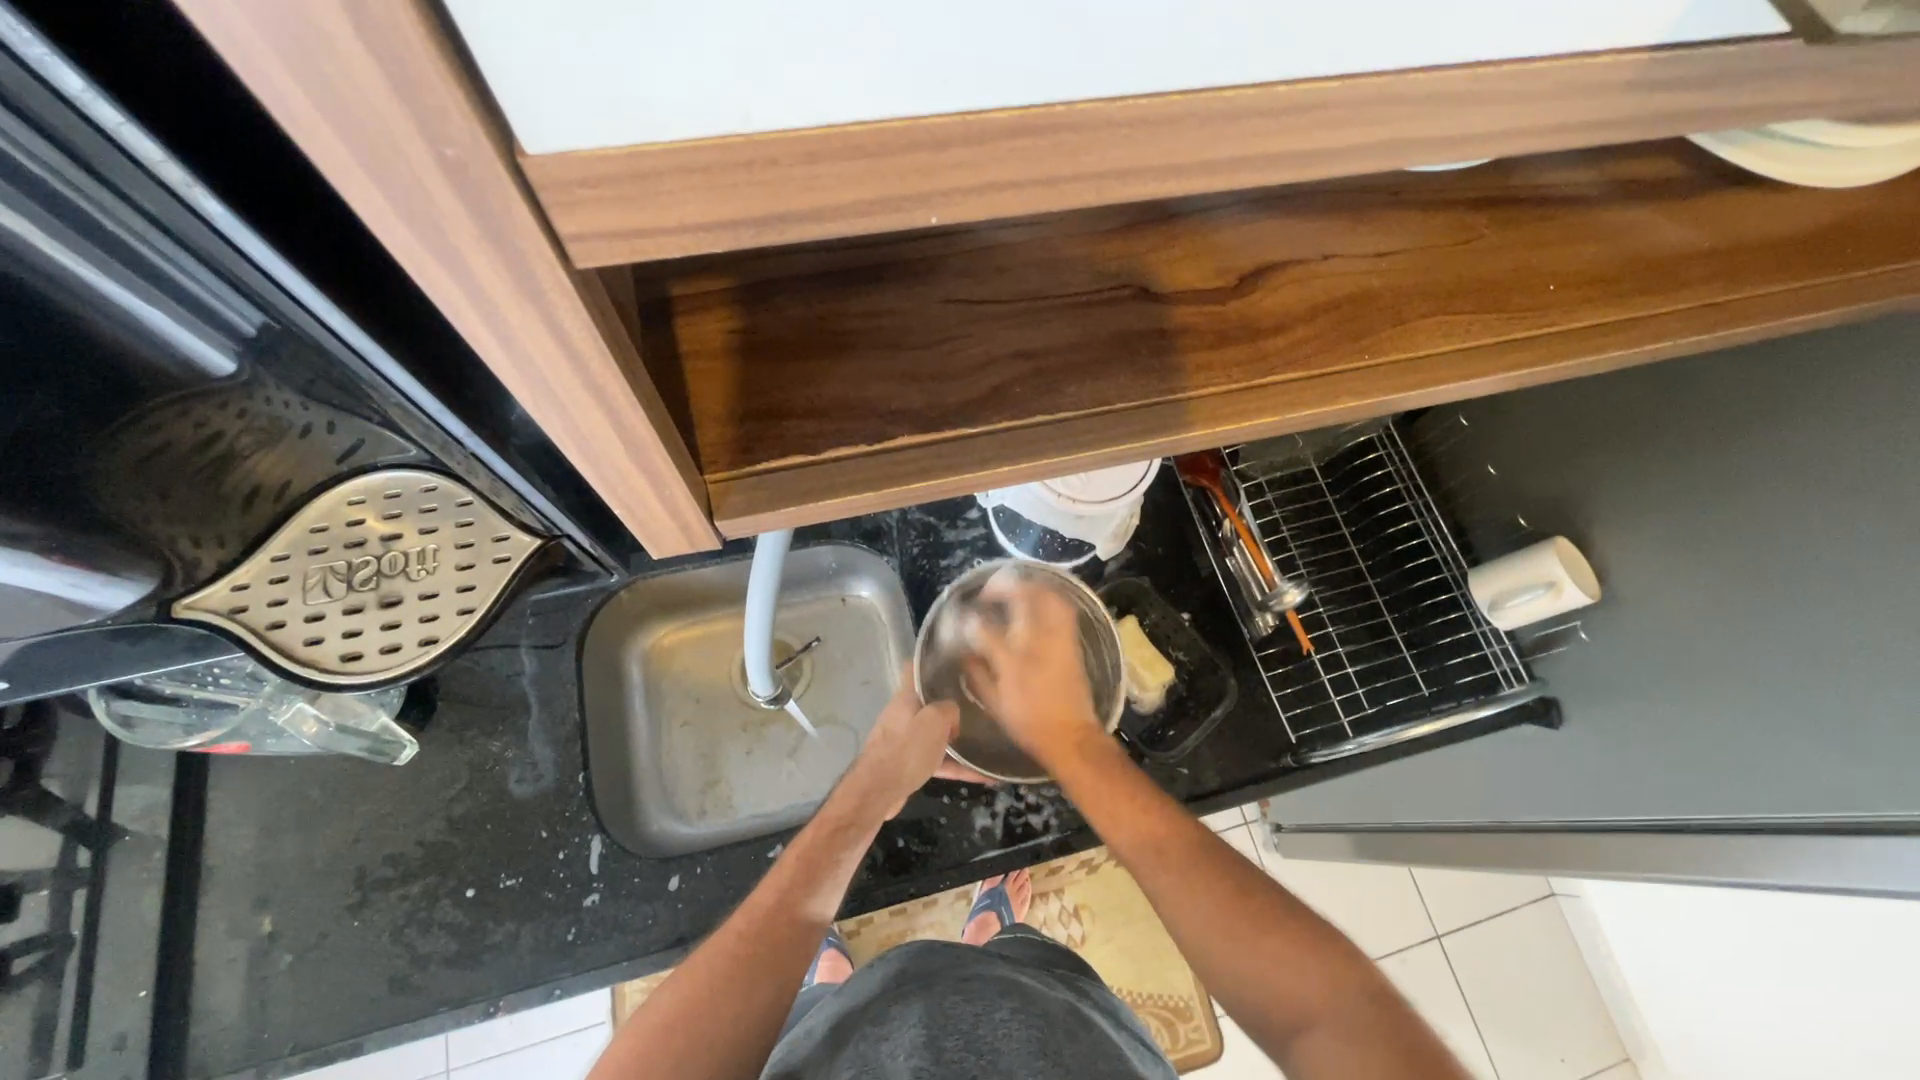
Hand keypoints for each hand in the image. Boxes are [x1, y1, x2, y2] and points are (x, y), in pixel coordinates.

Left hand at [841, 666, 986, 819]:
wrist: (879, 791)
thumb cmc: (906, 749)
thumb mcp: (935, 721)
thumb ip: (948, 709)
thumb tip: (952, 713)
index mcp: (905, 698)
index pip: (913, 670)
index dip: (930, 662)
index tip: (953, 663)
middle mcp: (902, 716)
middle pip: (928, 705)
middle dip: (951, 706)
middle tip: (978, 707)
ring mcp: (903, 741)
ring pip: (934, 736)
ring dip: (957, 741)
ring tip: (985, 745)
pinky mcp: (907, 765)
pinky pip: (936, 761)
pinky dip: (956, 767)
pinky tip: (982, 776)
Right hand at [961, 573, 1105, 770]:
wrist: (1071, 736)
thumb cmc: (1029, 724)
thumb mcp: (994, 704)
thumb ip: (976, 675)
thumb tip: (964, 653)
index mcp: (1012, 663)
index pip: (986, 630)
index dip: (970, 620)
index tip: (962, 617)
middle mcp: (1037, 645)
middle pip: (1022, 601)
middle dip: (1002, 587)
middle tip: (988, 590)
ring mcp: (1058, 640)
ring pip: (1048, 598)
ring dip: (1029, 585)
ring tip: (1013, 586)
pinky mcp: (1072, 642)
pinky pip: (1064, 608)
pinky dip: (1049, 596)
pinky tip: (1037, 597)